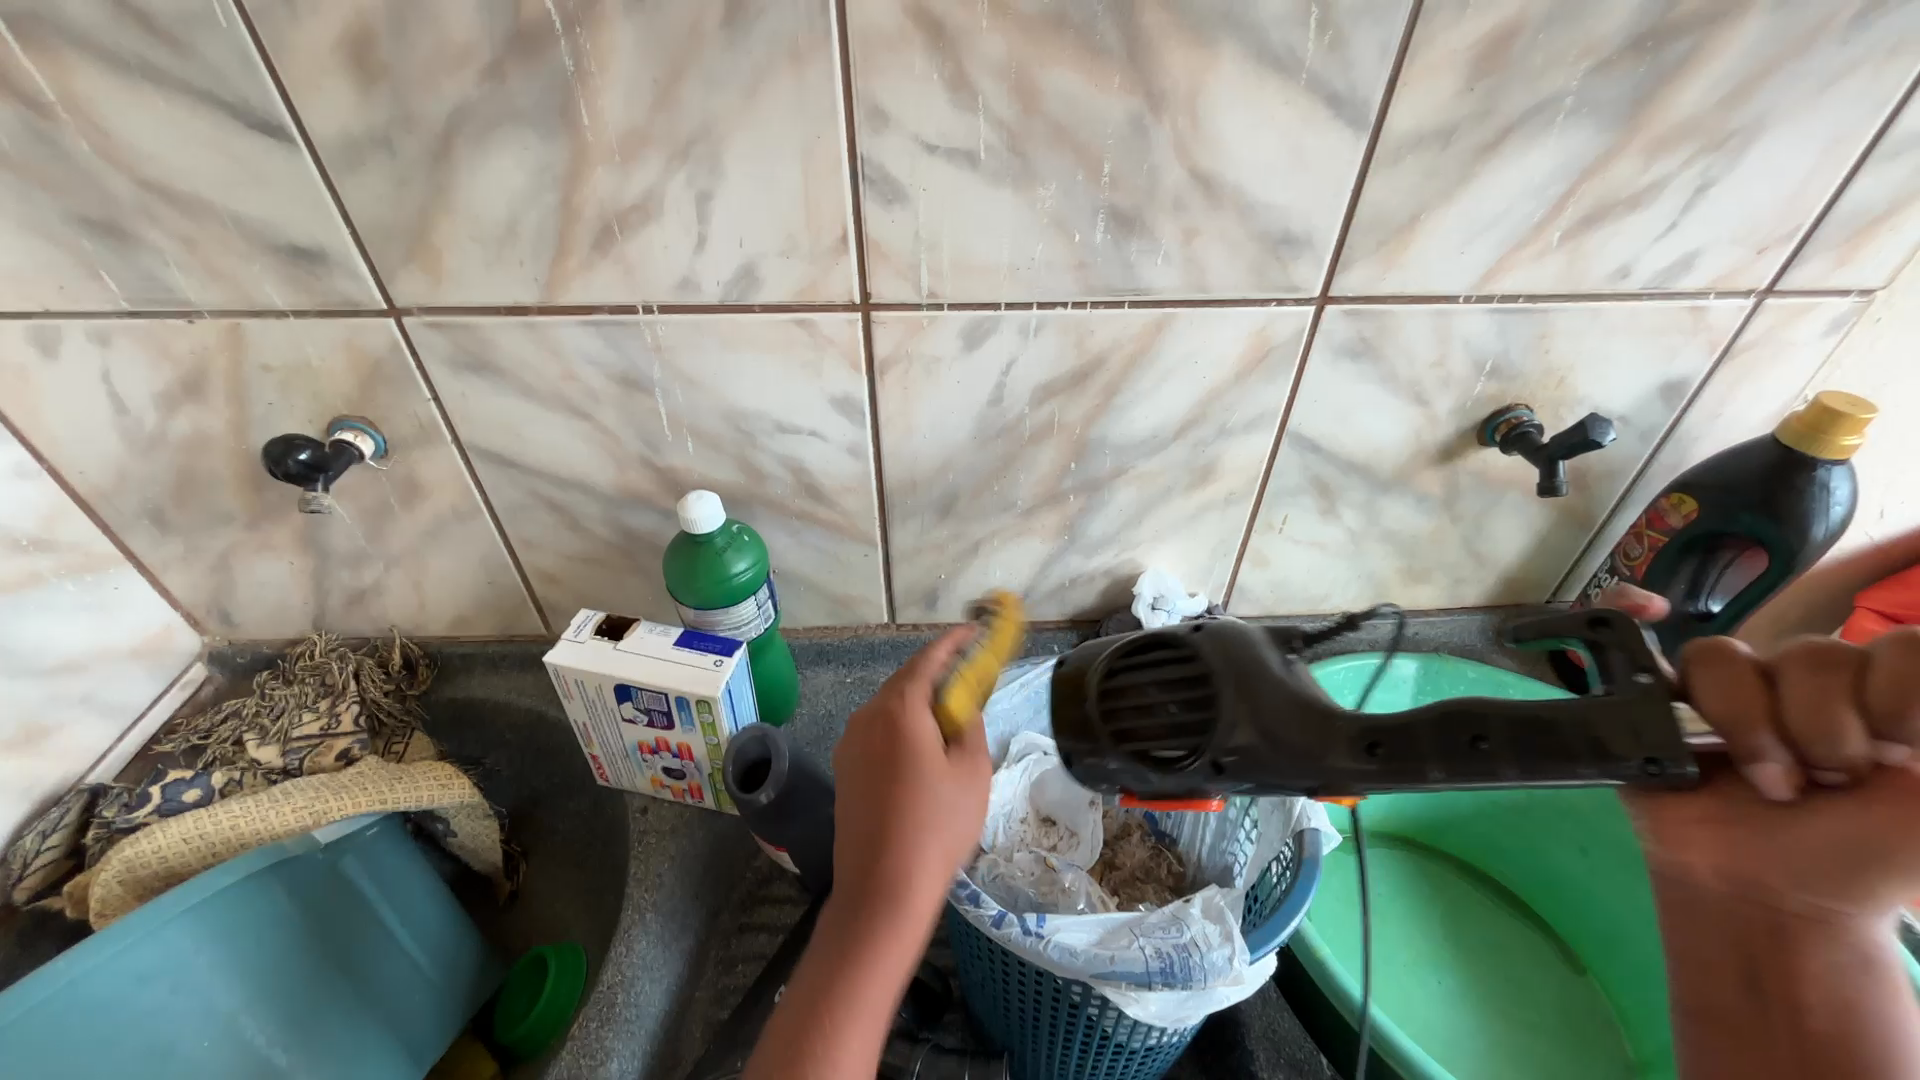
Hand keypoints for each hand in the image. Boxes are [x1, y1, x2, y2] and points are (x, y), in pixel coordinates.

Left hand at [829, 626, 992, 926]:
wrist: (882, 887)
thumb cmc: (937, 825)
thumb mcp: (972, 770)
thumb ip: (969, 723)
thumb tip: (961, 703)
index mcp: (900, 708)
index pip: (929, 658)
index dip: (954, 643)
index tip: (975, 633)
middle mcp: (867, 714)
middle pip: (906, 680)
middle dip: (938, 674)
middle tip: (969, 678)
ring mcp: (850, 741)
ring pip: (890, 707)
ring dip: (919, 703)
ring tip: (950, 715)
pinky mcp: (844, 767)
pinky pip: (878, 731)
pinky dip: (902, 726)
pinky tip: (921, 747)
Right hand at [1600, 582, 1919, 920]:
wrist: (1774, 897)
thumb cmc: (1869, 860)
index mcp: (1883, 700)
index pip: (1899, 648)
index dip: (1897, 694)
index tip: (1904, 752)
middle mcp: (1809, 684)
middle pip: (1812, 655)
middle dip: (1822, 730)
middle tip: (1827, 781)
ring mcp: (1729, 691)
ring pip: (1729, 659)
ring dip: (1750, 730)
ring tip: (1764, 779)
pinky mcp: (1659, 702)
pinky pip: (1641, 644)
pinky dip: (1629, 612)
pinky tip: (1647, 614)